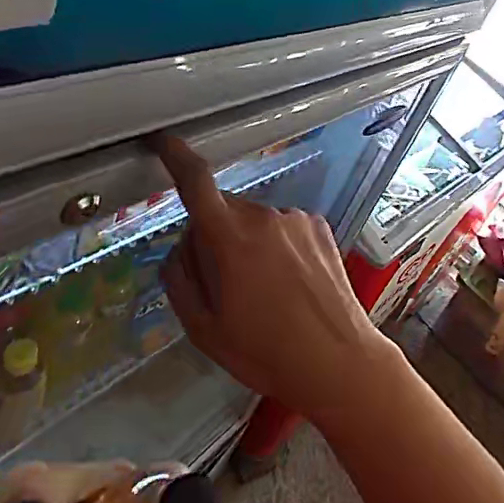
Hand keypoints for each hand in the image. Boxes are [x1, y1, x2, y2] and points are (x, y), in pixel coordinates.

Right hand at [150, 134, 400, 422]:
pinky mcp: (318, 226)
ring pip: (253, 220)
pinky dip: (276, 245)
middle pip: (223, 211)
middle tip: (225, 284)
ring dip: (248, 242)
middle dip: (214, 235)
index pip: (196, 182)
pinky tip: (289, 282)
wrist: (339, 362)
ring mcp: (295, 219)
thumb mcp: (204, 329)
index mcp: (230, 238)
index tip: (164, 141)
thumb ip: (179, 280)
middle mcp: (263, 217)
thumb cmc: (266, 352)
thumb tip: (180, 248)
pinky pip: (281, 227)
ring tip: (265, 291)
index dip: (176, 156)